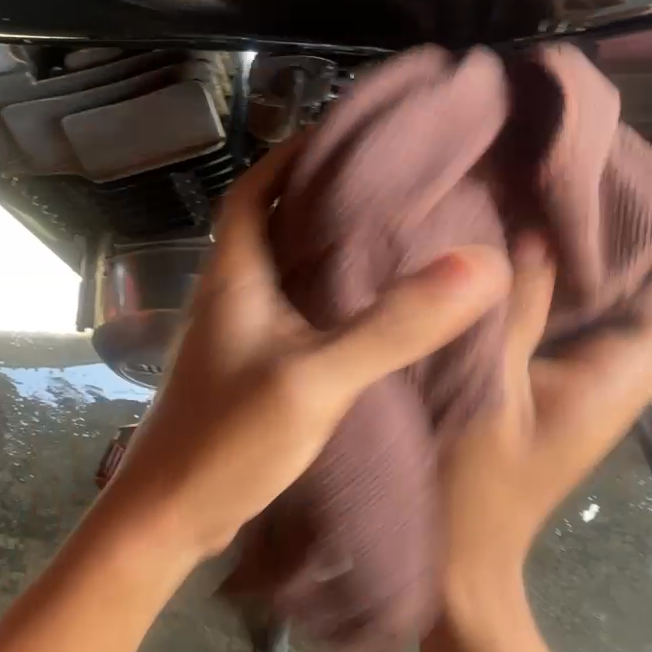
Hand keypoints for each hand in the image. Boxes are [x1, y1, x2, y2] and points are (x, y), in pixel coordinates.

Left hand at [103, 136, 510, 564]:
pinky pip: (292, 314)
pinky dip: (327, 298)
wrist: (169, 516)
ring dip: (327, 248)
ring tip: (396, 234)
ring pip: (284, 270)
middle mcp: (228, 294)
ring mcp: (235, 335)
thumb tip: (483, 261)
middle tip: (394, 183)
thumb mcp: (316, 380)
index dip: (294, 154)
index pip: (255, 189)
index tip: (351, 136)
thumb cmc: (227, 441)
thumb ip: (393, 326)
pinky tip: (371, 310)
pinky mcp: (247, 370)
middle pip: (273, 223)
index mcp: (232, 276)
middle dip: (323, 196)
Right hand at [434, 196, 651, 581]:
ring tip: (576, 211)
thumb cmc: (473, 485)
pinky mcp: (552, 402)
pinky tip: (531, 271)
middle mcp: (612, 388)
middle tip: (621, 186)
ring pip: (620, 321)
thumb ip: (514, 317)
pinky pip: (580, 335)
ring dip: (615, 268)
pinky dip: (572, 295)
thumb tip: (536, 239)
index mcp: (612, 385)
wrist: (461, 564)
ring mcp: (583, 398)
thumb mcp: (487, 391)